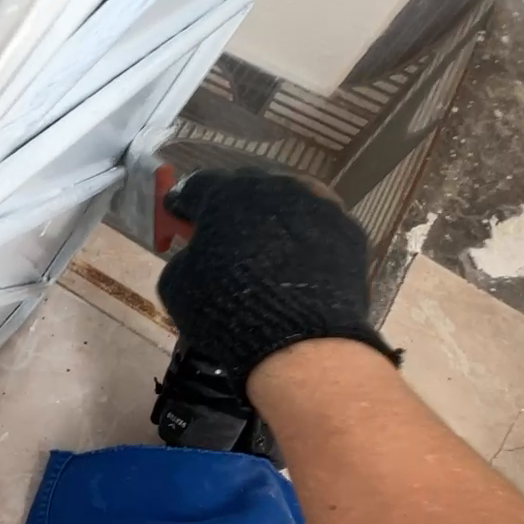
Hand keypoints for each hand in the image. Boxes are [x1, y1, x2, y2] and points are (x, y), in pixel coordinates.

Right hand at [156, 169, 398, 392]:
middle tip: (218, 231)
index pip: (197, 185)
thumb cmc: (225, 306)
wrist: (298, 337)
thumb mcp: (176, 285)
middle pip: (245, 186)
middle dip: (228, 206)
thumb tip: (196, 253)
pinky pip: (314, 227)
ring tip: (259, 249)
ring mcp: (319, 204)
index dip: (182, 201)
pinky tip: (291, 267)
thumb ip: (183, 258)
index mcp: (227, 195)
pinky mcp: (348, 229)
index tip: (176, 213)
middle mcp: (276, 187)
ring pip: (285, 202)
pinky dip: (298, 240)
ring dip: (267, 219)